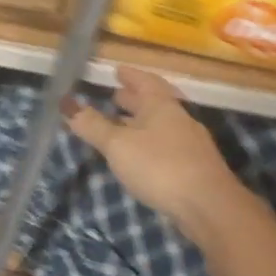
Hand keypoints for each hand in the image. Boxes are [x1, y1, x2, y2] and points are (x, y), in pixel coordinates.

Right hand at [64, 67, 246, 234]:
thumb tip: (67, 104)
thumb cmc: (159, 166)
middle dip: (134, 98)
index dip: (130, 75)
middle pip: (155, 102)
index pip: (146, 82)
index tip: (117, 70)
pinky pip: (164, 144)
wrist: (207, 205)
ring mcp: (188, 144)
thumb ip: (93, 125)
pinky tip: (137, 153)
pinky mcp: (190, 167)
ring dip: (139, 121)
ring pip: (160, 124)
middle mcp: (178, 120)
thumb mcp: (118, 145)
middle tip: (114, 94)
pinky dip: (147, 141)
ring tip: (119, 123)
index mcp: (162, 107)